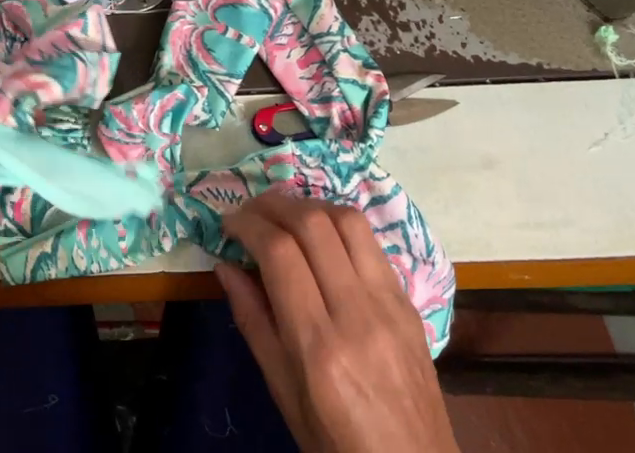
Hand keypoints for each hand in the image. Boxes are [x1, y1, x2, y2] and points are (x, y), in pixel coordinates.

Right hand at [216, 191, 457, 452]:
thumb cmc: (335, 438)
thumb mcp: (282, 390)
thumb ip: (252, 321)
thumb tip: (224, 266)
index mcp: (319, 344)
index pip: (280, 253)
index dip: (248, 224)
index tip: (228, 223)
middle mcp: (359, 314)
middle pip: (314, 224)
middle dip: (273, 204)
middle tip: (248, 211)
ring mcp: (391, 304)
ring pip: (348, 221)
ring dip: (308, 205)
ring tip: (282, 215)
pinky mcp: (410, 303)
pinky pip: (371, 243)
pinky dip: (337, 225)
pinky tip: (319, 235)